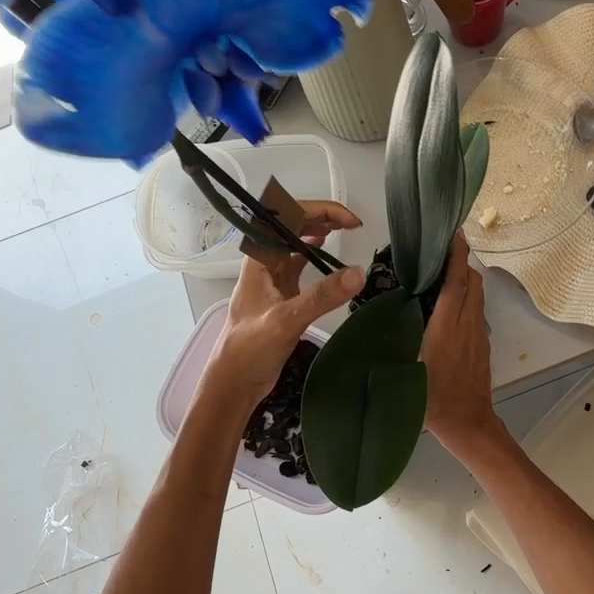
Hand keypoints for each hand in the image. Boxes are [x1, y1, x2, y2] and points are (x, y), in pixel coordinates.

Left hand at [202, 201, 363, 410]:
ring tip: (344, 230)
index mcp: (258, 258)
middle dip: (321, 217)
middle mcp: (263, 262)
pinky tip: (327, 253)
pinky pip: (299, 264)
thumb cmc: (250, 348)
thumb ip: (322, 296)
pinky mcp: (280, 294)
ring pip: (296, 243)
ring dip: (318, 232)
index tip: (348, 220)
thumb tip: (359, 273)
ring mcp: (271, 277)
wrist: (234, 382)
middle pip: (292, 225)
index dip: (318, 210)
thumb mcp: (287, 319)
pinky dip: (315, 255)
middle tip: (353, 224)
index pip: (287, 217)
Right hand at [419, 233, 503, 454]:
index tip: (454, 232)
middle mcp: (467, 325)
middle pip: (471, 282)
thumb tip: (388, 318)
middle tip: (441, 248)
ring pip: (476, 295)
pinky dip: (465, 296)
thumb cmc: (434, 402)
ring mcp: (478, 333)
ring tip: (442, 270)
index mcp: (446, 328)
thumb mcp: (408, 371)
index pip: (455, 283)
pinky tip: (448, 302)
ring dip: (464, 278)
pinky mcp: (483, 343)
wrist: (470, 424)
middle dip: (460, 261)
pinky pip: (476, 309)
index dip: (455, 256)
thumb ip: (402, 341)